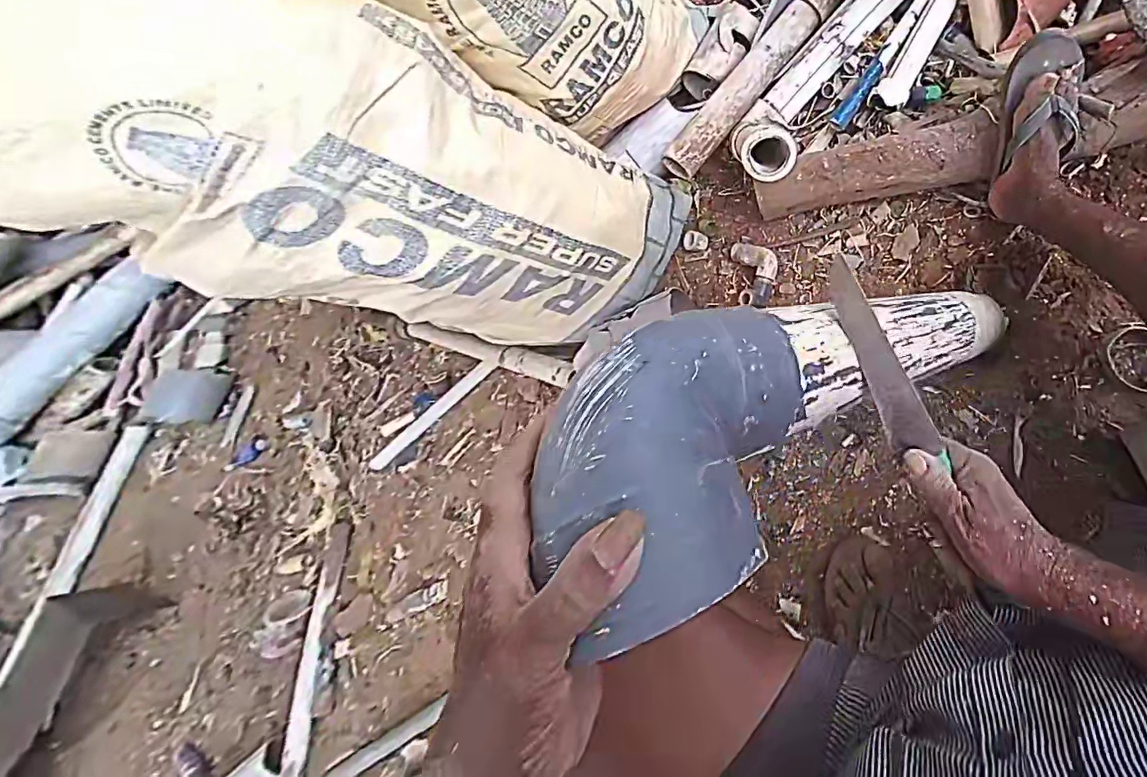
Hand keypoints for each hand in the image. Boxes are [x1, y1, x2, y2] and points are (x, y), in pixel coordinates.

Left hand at [431, 416, 645, 776]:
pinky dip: (626, 546)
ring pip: (576, 528)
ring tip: (637, 467)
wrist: (506, 771)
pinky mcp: (580, 618)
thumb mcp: (534, 642)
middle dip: (570, 456)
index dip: (531, 439)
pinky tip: (653, 540)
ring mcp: (552, 593)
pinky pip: (604, 567)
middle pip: (545, 496)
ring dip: (602, 498)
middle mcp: (525, 569)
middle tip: (608, 425)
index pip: (508, 483)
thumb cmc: (494, 716)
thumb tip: (622, 531)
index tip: (562, 405)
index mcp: (500, 564)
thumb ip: (575, 588)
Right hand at [902, 439, 1063, 605]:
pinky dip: (955, 529)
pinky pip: (957, 510)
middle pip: (935, 476)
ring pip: (944, 498)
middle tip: (944, 525)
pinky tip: (964, 545)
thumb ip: (934, 484)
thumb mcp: (957, 517)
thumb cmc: (1004, 550)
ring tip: (957, 540)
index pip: (932, 447)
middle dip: (933, 505)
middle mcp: (979, 470)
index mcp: (972, 465)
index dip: (919, 469)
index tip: (921, 493)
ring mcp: (983, 488)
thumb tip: (912, 456)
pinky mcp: (986, 505)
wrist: (1036, 573)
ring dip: (944, 522)